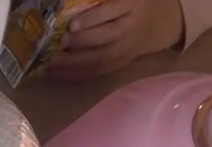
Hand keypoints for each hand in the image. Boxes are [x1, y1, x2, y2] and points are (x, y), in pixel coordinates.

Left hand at [50, 0, 184, 79]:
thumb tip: (74, 1)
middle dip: (82, 41)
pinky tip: (59, 73)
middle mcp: (133, 26)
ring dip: (75, 62)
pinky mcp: (120, 64)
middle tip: (60, 43)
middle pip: (108, 36)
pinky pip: (98, 71)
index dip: (93, 18)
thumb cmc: (134, 3)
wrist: (159, 21)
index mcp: (135, 3)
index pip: (114, 10)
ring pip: (101, 58)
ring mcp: (127, 48)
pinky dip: (77, 74)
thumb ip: (102, 0)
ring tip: (53, 62)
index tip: (72, 24)